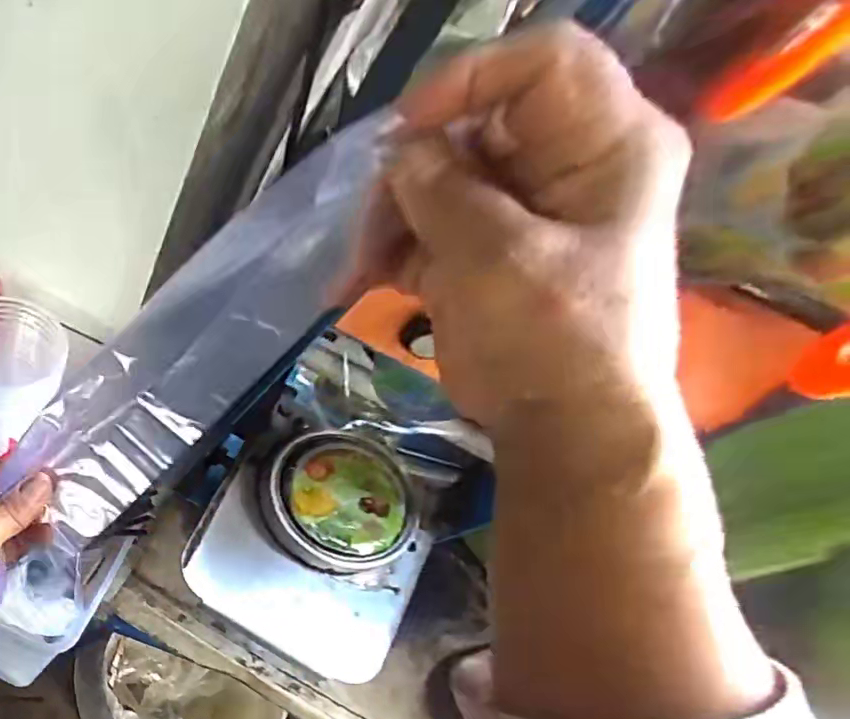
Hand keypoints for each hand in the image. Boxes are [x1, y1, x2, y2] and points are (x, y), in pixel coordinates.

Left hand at [0, 461, 53, 649]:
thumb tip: (45, 479)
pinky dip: (31, 536)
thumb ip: (12, 509)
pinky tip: (50, 532)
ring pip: (10, 518)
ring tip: (62, 508)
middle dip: (29, 491)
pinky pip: (14, 540)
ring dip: (33, 514)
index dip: (17, 468)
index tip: (51, 462)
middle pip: (0, 495)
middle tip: (64, 485)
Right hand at [356, 24, 691, 430]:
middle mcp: (558, 166)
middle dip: (405, 179)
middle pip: (468, 131)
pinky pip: (417, 232)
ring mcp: (512, 213)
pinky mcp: (474, 253)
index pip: (540, 65)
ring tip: (355, 276)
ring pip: (430, 185)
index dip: (464, 83)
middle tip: (367, 234)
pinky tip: (353, 287)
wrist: (557, 418)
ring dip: (383, 225)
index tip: (396, 135)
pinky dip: (381, 256)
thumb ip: (447, 198)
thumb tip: (399, 152)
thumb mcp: (497, 261)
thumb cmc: (549, 339)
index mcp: (600, 146)